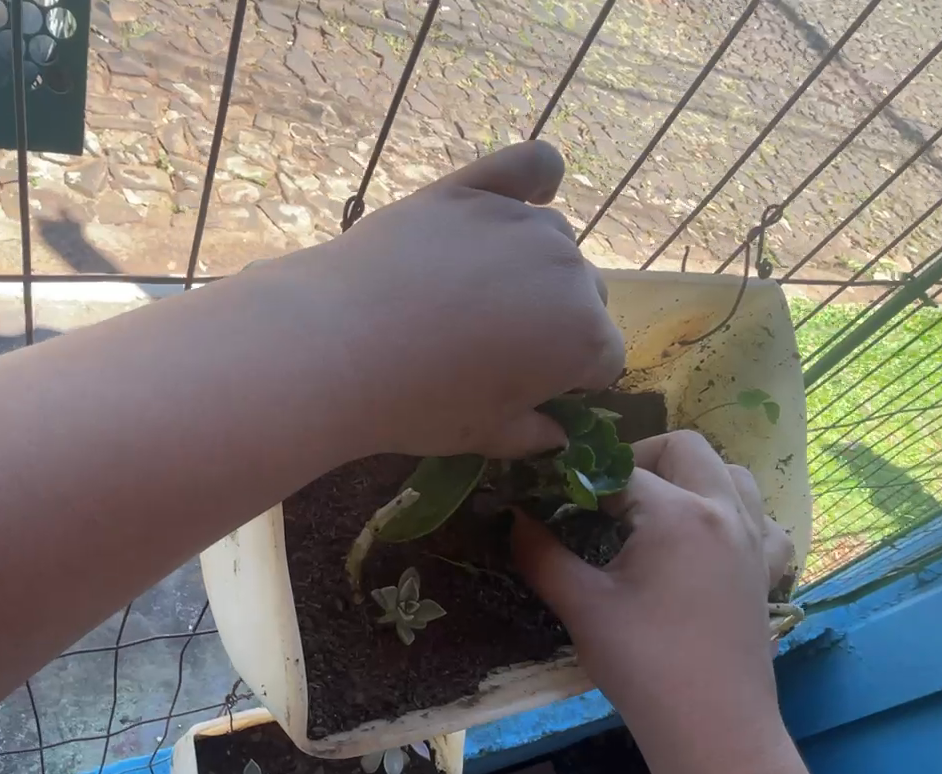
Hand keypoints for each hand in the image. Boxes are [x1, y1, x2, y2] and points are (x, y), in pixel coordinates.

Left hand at [260, 141, 624, 459]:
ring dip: (537, 269)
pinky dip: (535, 177)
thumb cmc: (417, 404)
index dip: (571, 382)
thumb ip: (531, 436)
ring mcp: (519, 223)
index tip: (530, 392)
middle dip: (557, 326)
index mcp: (582, 337)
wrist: (338, 348)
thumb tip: (558, 436)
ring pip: (554, 243)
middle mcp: (568, 271)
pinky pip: (527, 167)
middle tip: (495, 351)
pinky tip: (534, 189)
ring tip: (480, 295)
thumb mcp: (481, 437)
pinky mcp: (470, 191)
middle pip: (585, 298)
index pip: (603, 360)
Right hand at [511, 431, 796, 763]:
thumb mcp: (580, 604)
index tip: (548, 495)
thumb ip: (540, 552)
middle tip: (602, 498)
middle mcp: (724, 511)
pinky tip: (706, 541)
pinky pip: (761, 518)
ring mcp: (755, 539)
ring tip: (653, 511)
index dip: (576, 476)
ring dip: (690, 476)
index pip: (618, 468)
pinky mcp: (766, 571)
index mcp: (677, 513)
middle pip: (685, 448)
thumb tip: (513, 516)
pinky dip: (733, 513)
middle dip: (637, 459)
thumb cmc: (641, 664)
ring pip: (731, 473)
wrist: (711, 729)